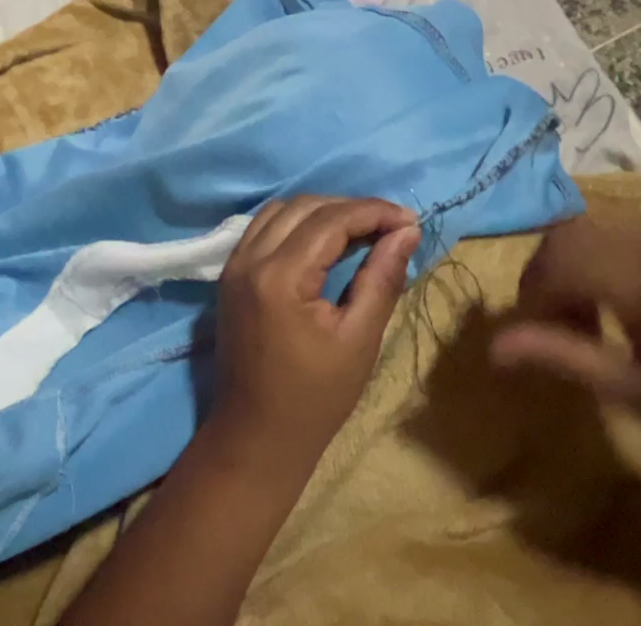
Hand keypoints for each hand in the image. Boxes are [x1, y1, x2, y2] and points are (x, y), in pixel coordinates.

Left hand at [212, 196, 420, 469]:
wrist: (256, 434)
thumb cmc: (315, 397)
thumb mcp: (359, 339)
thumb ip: (382, 278)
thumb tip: (407, 231)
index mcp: (280, 277)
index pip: (330, 220)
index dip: (374, 212)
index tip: (410, 220)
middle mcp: (249, 260)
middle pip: (303, 207)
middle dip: (350, 207)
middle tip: (391, 227)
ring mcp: (233, 266)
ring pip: (279, 211)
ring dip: (321, 212)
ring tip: (361, 231)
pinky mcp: (229, 276)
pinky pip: (262, 229)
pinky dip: (295, 224)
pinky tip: (323, 242)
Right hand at [490, 209, 640, 625]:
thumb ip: (566, 361)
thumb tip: (492, 347)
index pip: (555, 258)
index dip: (529, 296)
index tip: (532, 341)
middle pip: (574, 230)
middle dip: (549, 274)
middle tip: (557, 329)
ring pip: (609, 227)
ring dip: (584, 265)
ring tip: (598, 323)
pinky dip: (620, 262)